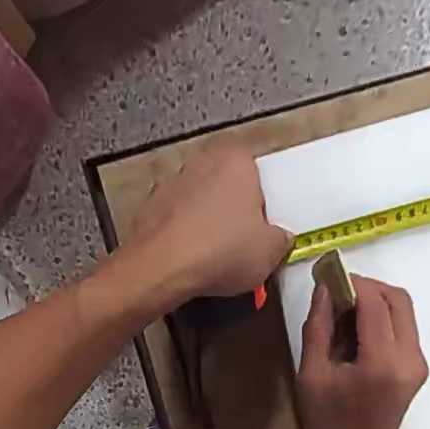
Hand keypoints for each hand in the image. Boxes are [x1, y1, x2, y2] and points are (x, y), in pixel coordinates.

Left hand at [127, 144, 293, 301]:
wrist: (162, 268)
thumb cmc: (223, 251)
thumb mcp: (270, 252)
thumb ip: (280, 239)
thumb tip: (279, 238)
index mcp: (236, 160)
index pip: (257, 170)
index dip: (263, 198)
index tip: (265, 225)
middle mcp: (201, 161)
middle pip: (226, 184)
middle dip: (234, 209)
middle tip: (244, 241)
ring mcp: (170, 182)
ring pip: (200, 201)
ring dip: (207, 221)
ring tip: (216, 255)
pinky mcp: (149, 207)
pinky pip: (177, 220)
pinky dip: (184, 235)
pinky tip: (192, 260)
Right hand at [297, 275, 427, 428]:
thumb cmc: (329, 422)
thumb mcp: (312, 374)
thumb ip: (319, 327)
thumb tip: (325, 289)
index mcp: (381, 363)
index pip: (374, 303)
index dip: (352, 284)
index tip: (328, 279)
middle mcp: (409, 358)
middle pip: (397, 299)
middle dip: (367, 287)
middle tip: (337, 293)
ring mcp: (419, 362)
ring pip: (403, 310)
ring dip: (375, 301)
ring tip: (344, 313)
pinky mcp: (418, 366)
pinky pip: (403, 327)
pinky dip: (382, 318)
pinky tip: (357, 331)